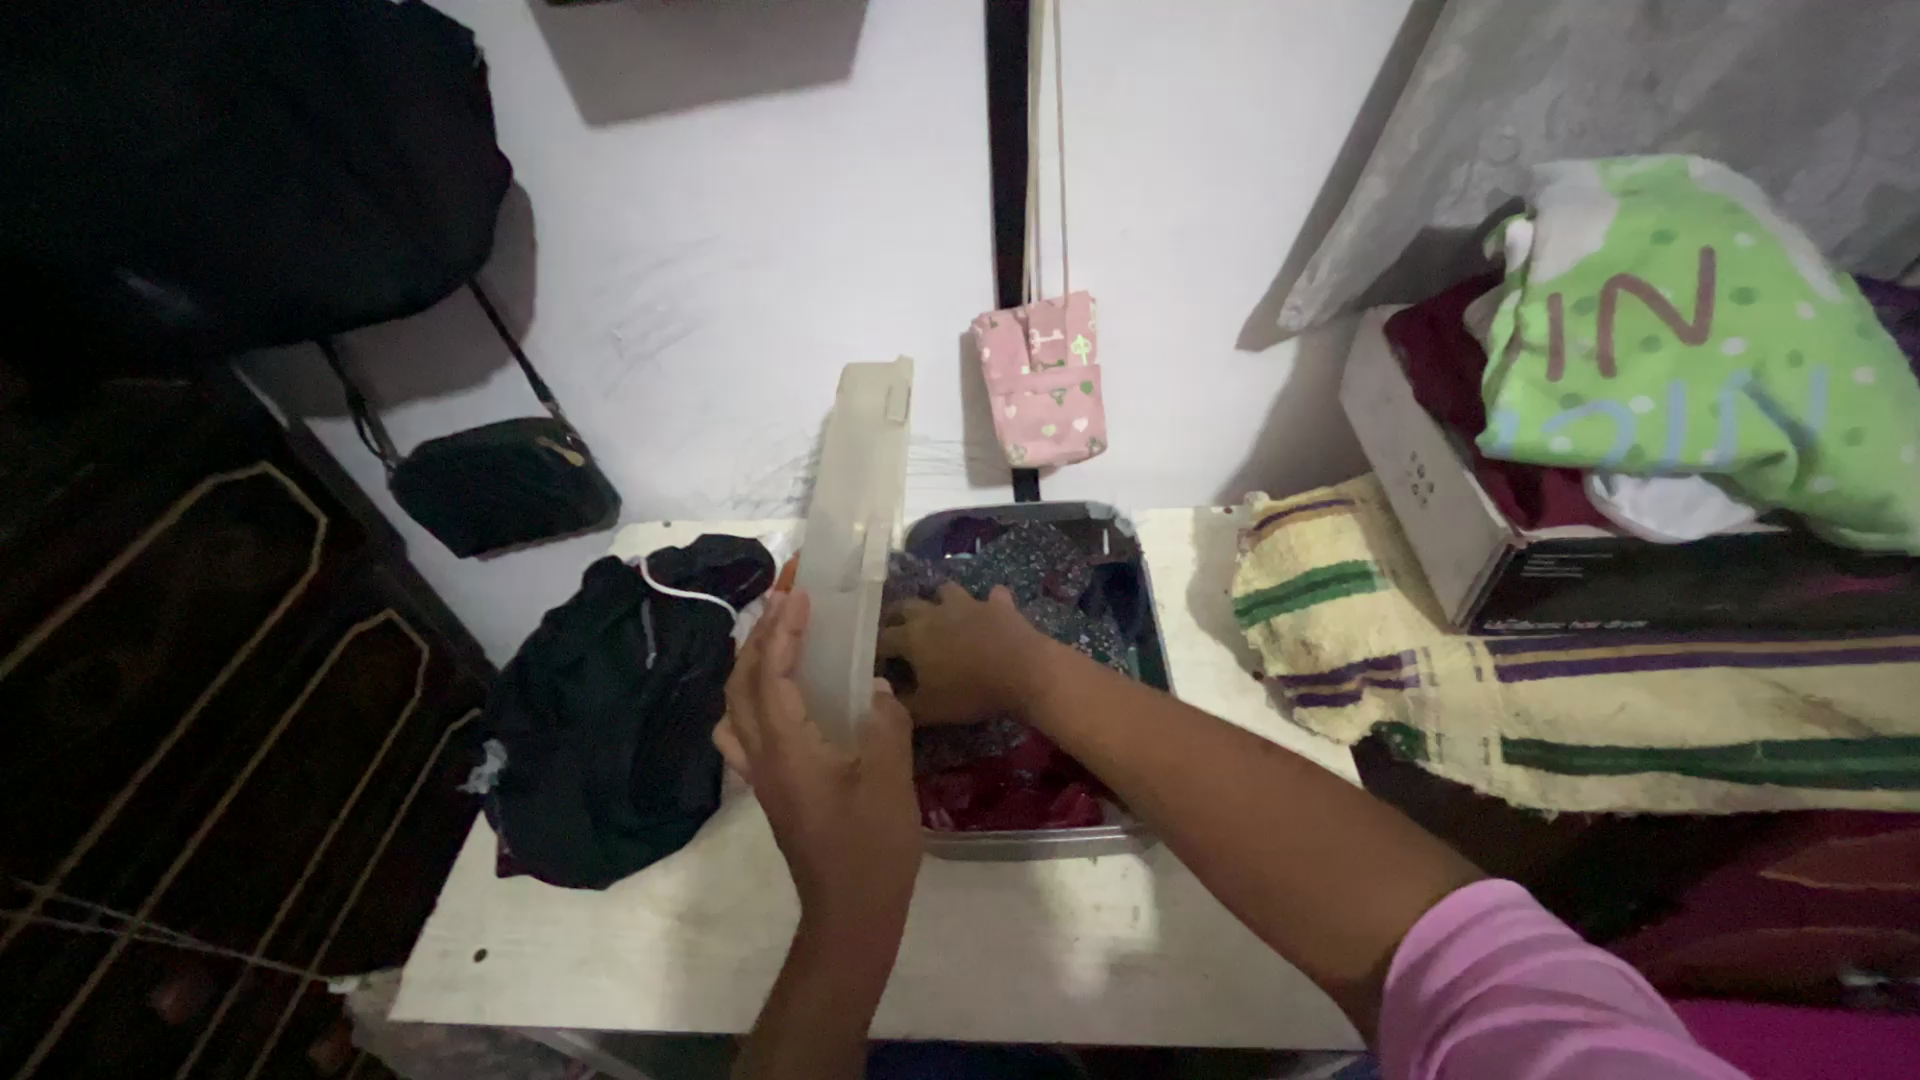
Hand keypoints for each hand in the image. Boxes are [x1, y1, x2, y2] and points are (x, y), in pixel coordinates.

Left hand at [714, 589, 921, 930]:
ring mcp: (760, 777)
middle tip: (784, 605)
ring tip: (775, 643)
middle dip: (758, 640)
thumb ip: (885, 724)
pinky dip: (750, 701)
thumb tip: (877, 688)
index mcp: (787, 748)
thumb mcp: (890, 780)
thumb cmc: (871, 848)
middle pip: (740, 686)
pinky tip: (777, 700)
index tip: (800, 596)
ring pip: (734, 709)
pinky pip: (742, 734)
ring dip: (748, 668)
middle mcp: (761, 758)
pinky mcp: (770, 791)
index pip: (771, 675)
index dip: (782, 632)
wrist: (850, 914)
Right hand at [877, 582, 1048, 725]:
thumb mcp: (929, 711)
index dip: (874, 649)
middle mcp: (934, 612)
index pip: (881, 638)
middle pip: (905, 605)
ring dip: (939, 599)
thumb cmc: (970, 692)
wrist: (1024, 671)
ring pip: (945, 590)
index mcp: (911, 637)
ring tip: (940, 613)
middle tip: (895, 630)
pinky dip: (990, 602)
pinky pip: (992, 596)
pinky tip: (992, 610)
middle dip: (895, 616)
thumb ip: (901, 705)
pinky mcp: (998, 604)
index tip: (873, 660)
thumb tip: (883, 698)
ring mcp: (968, 603)